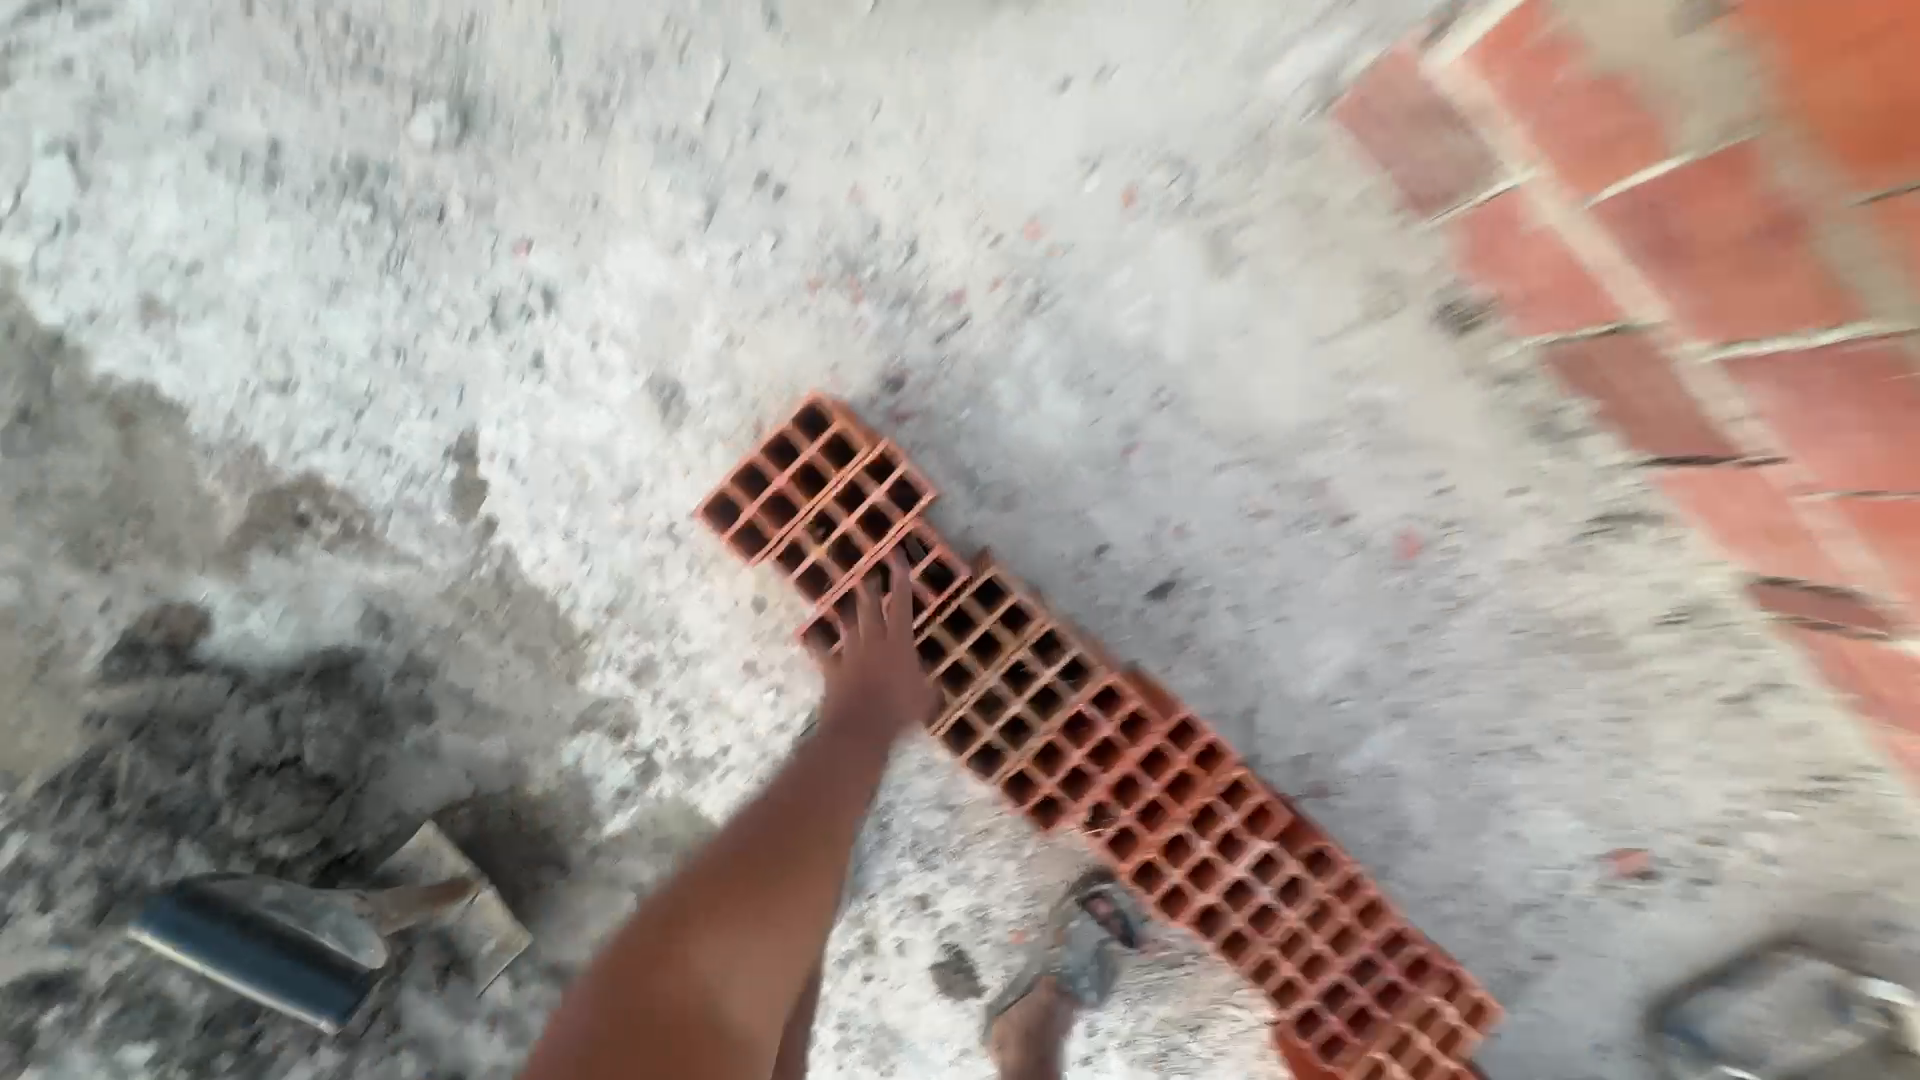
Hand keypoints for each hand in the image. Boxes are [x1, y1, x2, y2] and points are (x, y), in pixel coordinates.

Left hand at [819, 552, 939, 741]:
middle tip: (869, 573)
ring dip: (849, 614)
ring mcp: (850, 657)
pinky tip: (810, 638)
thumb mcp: (925, 701)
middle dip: (871, 590)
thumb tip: (932, 685)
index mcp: (899, 645)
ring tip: (847, 600)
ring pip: (849, 628)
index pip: (901, 607)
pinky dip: (818, 646)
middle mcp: (873, 644)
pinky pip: (824, 655)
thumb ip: (927, 688)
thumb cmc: (898, 712)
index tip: (899, 560)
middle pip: (870, 610)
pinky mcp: (833, 672)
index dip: (901, 583)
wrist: (860, 727)